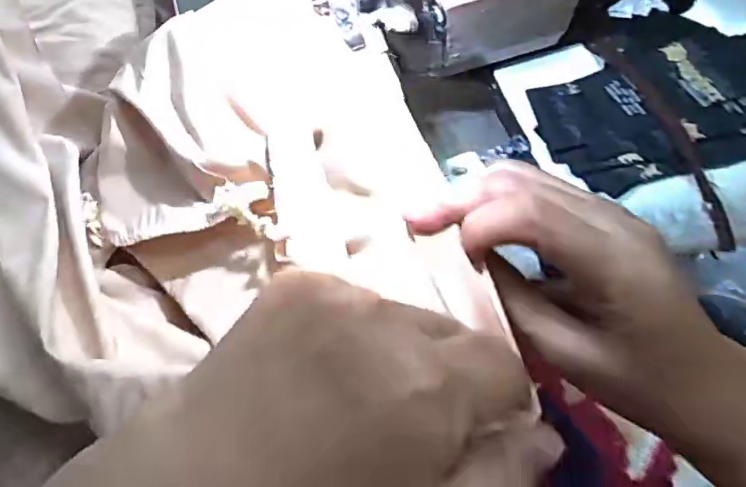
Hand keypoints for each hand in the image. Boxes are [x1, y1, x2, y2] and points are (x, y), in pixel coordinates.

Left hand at [46, 270, 559, 486]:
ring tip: (359, 392)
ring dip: (396, 345)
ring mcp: (329, 286)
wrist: (203, 471)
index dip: (500, 399)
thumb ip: (494, 473)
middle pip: (448, 329)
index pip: (501, 359)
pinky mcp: (290, 278)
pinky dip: (349, 325)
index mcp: (425, 378)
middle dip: (448, 370)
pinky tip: (320, 366)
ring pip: (396, 309)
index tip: (477, 429)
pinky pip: (346, 295)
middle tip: (413, 419)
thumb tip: (541, 432)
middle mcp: (381, 312)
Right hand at [411, 163, 745, 486]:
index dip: (479, 222)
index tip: (454, 254)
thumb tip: (460, 257)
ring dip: (472, 189)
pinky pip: (534, 184)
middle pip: (518, 181)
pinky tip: (473, 215)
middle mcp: (610, 218)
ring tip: (437, 215)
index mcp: (613, 260)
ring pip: (521, 173)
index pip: (531, 211)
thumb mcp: (568, 355)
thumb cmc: (642, 382)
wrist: (712, 384)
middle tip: (415, 219)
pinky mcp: (598, 209)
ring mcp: (607, 207)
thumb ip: (512, 298)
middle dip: (459, 196)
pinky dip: (493, 194)